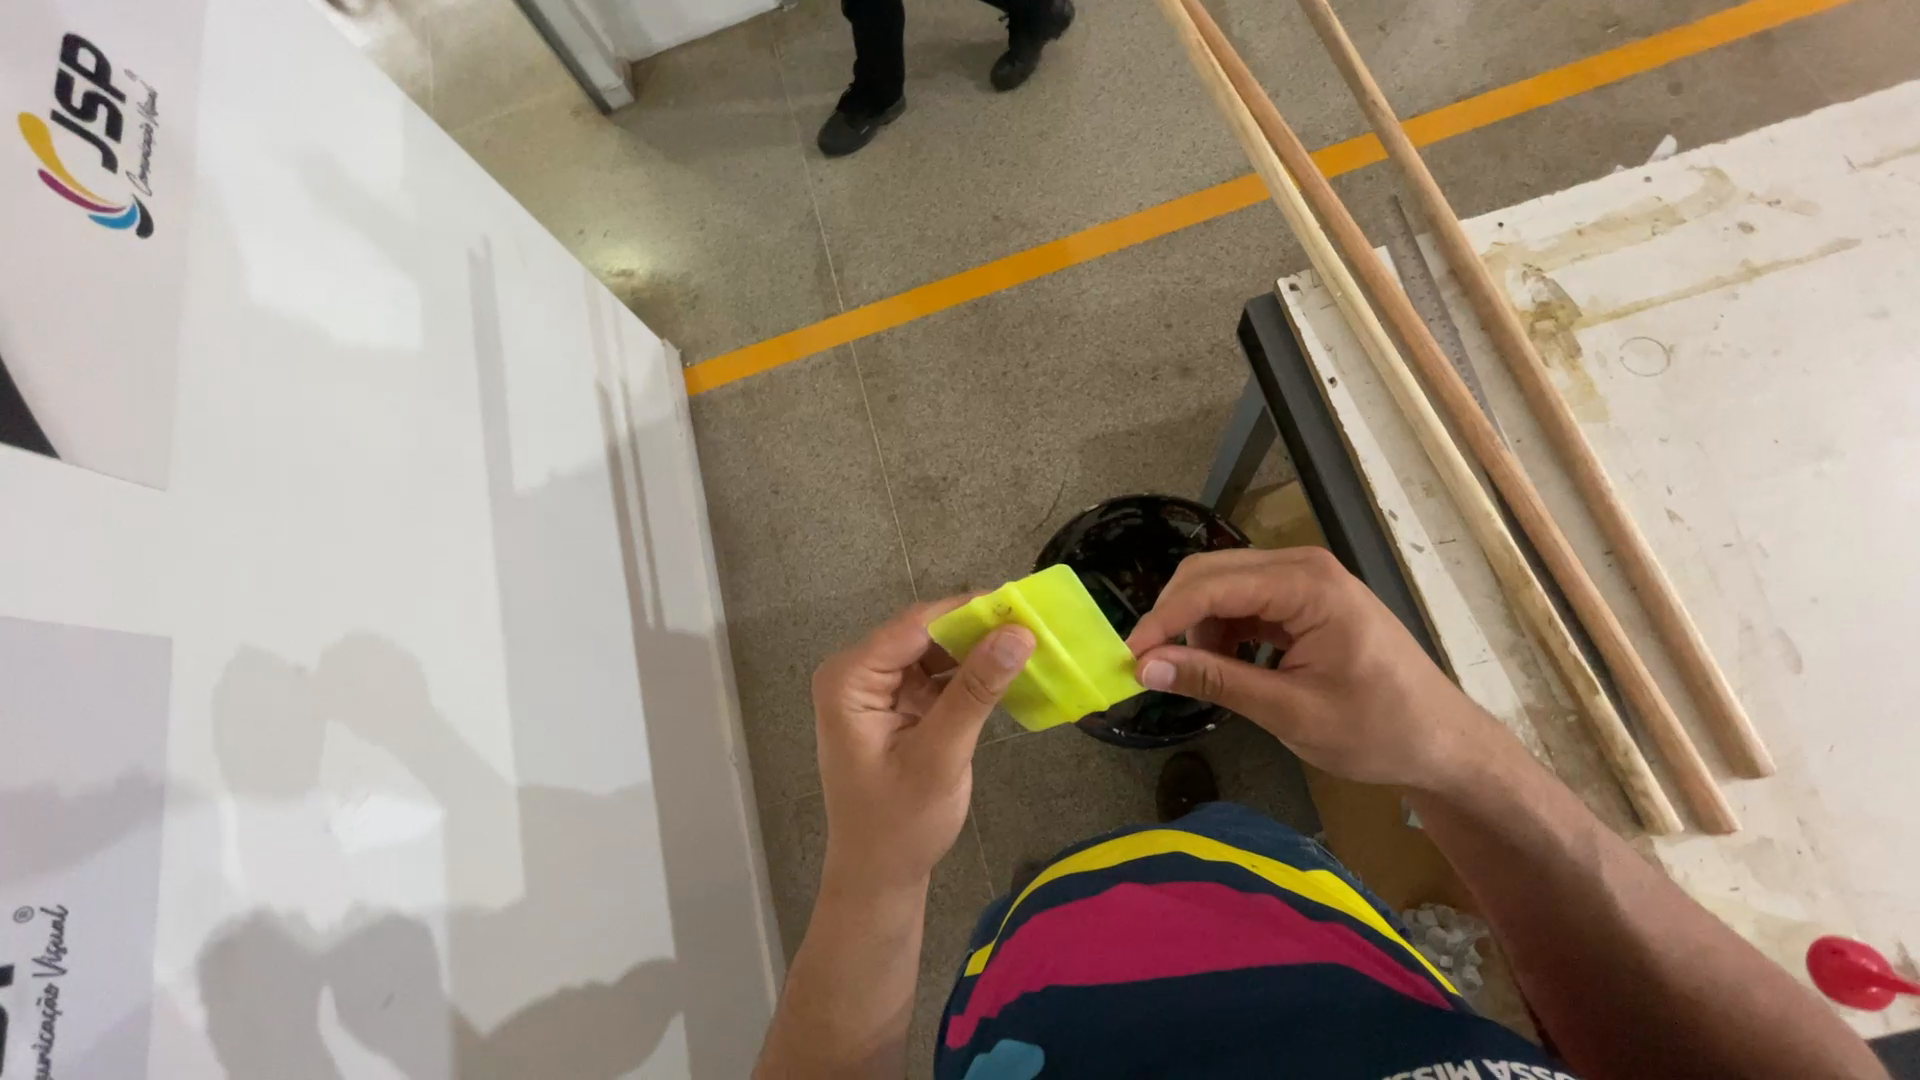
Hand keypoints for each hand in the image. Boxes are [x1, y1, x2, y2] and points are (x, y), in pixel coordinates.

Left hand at [812, 600, 1034, 893]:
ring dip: (977, 649)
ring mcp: (876, 688)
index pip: (914, 626)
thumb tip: (1018, 633)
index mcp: (850, 679)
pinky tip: (1006, 672)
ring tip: (1029, 643)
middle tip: (1034, 623)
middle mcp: (857, 673)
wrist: (879, 876)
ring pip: (934, 649)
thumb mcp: (940, 756)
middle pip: (924, 632)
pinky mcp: (897, 704)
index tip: (1022, 604)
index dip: (968, 610)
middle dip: (976, 628)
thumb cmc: (899, 824)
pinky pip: (937, 673)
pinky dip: (969, 674)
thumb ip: (976, 691)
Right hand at [1126, 548, 1501, 792]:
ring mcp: (1305, 579)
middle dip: (1174, 618)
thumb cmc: (1378, 730)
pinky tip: (1227, 664)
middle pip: (1210, 573)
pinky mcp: (1304, 597)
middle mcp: (1302, 566)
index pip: (1211, 587)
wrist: (1444, 743)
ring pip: (1221, 585)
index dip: (1163, 620)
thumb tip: (1145, 668)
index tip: (1128, 657)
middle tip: (1150, 665)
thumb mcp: (1289, 712)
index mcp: (1307, 585)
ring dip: (1197, 626)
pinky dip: (1221, 630)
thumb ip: (1215, 681)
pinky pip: (1243, 600)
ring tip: (1198, 674)